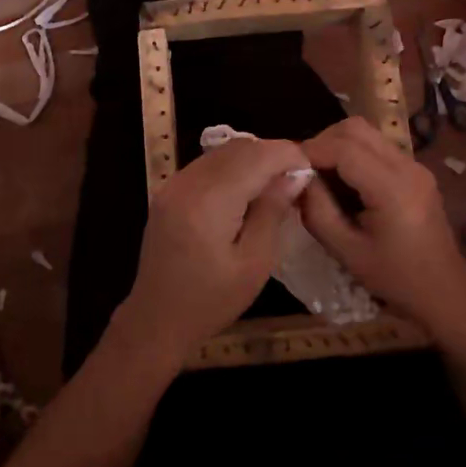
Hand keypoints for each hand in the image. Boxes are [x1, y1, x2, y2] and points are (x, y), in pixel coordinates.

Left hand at [115, 137, 311, 361]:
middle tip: (296, 182)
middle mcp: (188, 182)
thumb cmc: (211, 300)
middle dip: (274, 155)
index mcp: (210, 201)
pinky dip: (233, 167)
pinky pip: (208, 164)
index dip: (290, 156)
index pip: (258, 155)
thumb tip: (296, 176)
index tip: (309, 175)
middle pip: (241, 146)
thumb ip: (273, 211)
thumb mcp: (255, 262)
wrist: (156, 320)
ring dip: (254, 159)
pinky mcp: (169, 190)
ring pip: (224, 151)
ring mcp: (173, 183)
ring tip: (275, 187)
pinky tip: (246, 193)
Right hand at [299, 118, 465, 333]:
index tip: (287, 166)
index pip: (344, 148)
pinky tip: (343, 183)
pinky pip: (379, 147)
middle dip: (323, 141)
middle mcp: (408, 167)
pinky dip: (355, 154)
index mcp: (392, 188)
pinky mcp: (417, 171)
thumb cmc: (395, 279)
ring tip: (320, 176)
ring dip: (339, 146)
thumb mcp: (347, 252)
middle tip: (303, 169)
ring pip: (368, 133)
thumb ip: (318, 211)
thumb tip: (298, 177)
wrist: (444, 291)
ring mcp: (416, 166)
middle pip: (356, 129)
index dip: (311, 151)